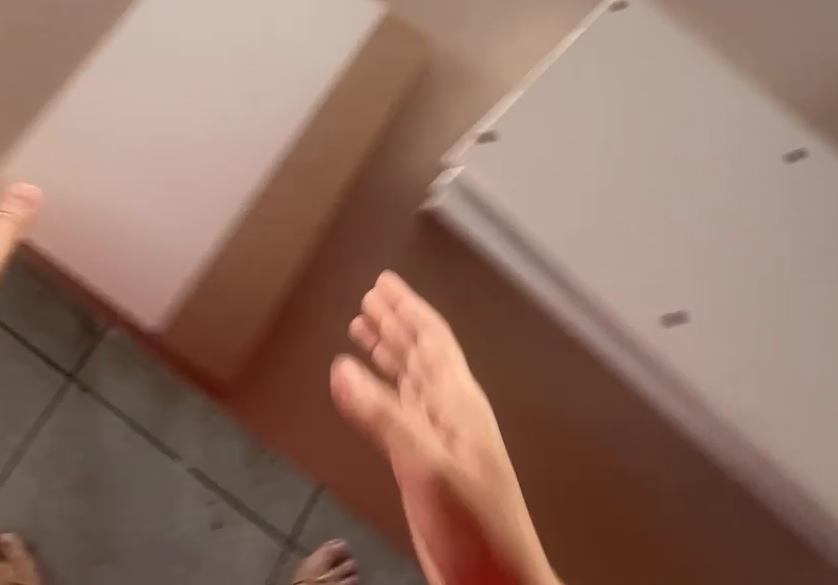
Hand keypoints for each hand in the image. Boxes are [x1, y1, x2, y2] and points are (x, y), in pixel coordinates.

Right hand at [332, 272, 558, 584]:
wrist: (495, 582)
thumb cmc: (477, 526)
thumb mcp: (427, 464)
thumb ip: (383, 415)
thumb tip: (342, 369)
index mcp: (456, 402)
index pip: (432, 338)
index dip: (408, 307)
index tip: (385, 282)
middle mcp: (448, 411)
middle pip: (418, 351)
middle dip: (394, 321)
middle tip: (370, 296)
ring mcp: (437, 436)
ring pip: (408, 376)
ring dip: (387, 349)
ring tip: (363, 327)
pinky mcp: (424, 460)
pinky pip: (399, 405)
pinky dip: (381, 387)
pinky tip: (366, 387)